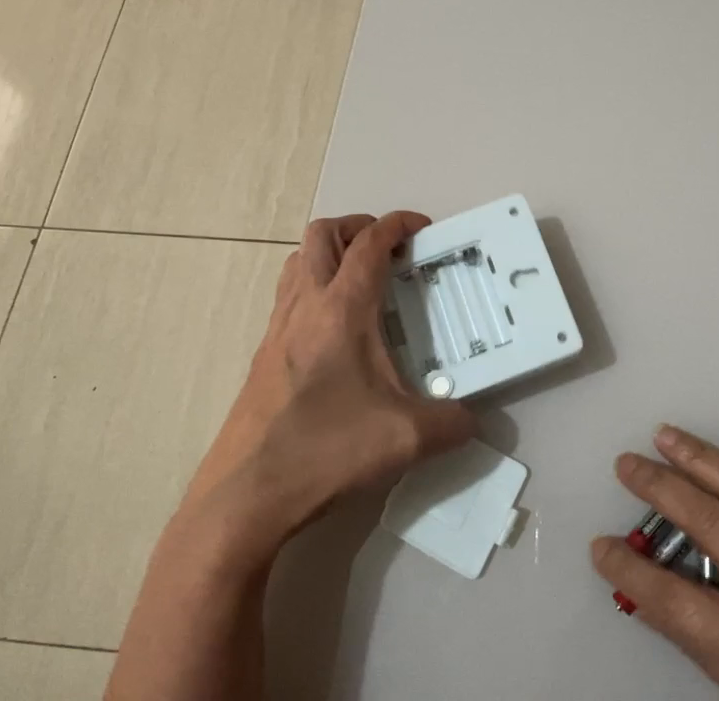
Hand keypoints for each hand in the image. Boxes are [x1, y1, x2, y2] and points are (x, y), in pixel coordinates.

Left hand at [185, 212, 477, 541]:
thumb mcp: (408, 438)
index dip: (398, 225)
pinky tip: (337, 333)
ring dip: (330, 255)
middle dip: (359, 227)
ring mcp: (276, 330)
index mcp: (341, 309)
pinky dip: (314, 289)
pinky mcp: (263, 356)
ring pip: (298, 262)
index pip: (370, 244)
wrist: (247, 494)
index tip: (424, 229)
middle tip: (389, 250)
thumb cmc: (328, 450)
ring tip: (363, 282)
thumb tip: (471, 420)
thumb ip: (451, 423)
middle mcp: (304, 306)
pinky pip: (288, 297)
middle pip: (323, 234)